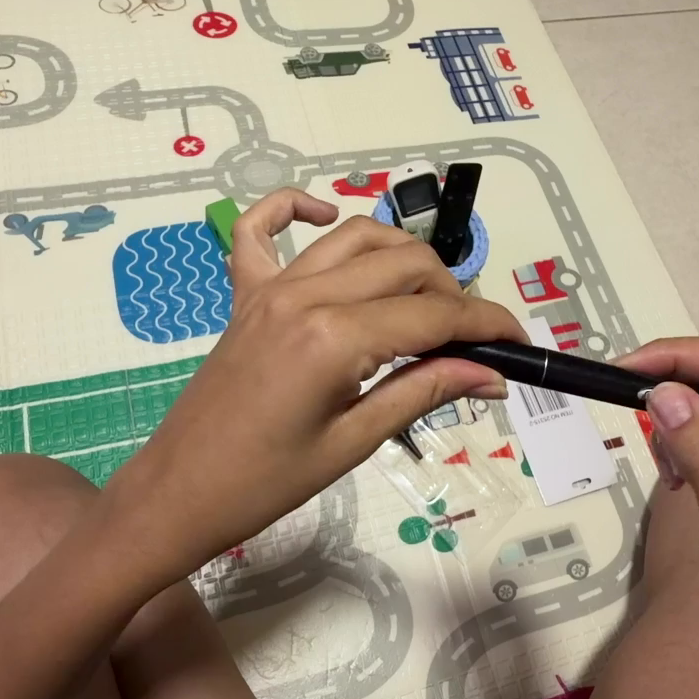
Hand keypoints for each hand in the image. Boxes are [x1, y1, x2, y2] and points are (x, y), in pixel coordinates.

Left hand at [99, 188, 524, 587]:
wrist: (179, 492)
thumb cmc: (266, 483)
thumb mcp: (354, 443)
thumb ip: (424, 391)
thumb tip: (492, 374)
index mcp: (335, 338)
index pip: (433, 316)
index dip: (485, 325)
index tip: (519, 341)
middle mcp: (306, 295)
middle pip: (404, 265)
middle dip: (452, 295)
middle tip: (468, 340)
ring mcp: (270, 286)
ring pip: (354, 237)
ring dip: (401, 256)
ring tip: (424, 298)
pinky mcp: (244, 292)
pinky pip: (260, 227)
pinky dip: (292, 206)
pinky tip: (323, 210)